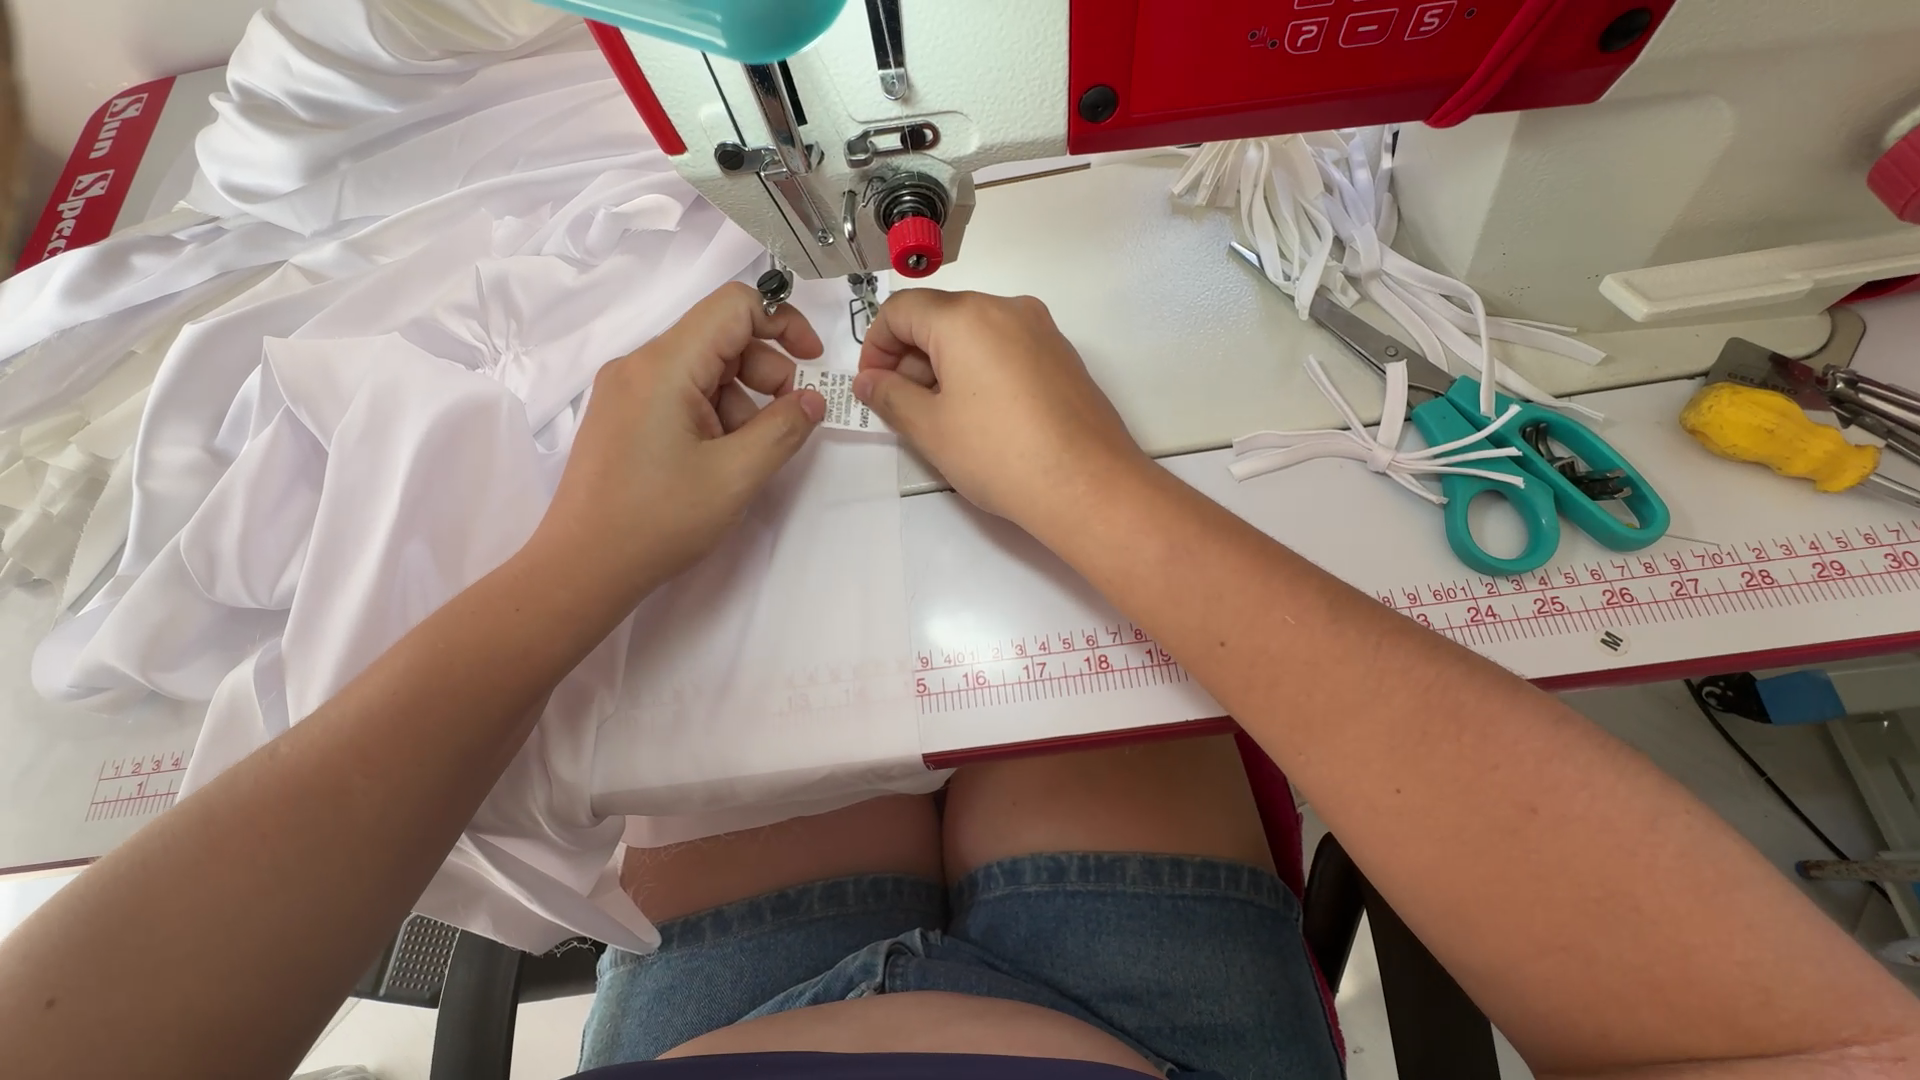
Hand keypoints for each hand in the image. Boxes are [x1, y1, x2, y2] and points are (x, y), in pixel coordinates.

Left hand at [536, 282, 826, 594]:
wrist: (583, 568)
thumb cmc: (658, 520)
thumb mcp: (735, 477)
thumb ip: (783, 429)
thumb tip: (814, 399)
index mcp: (663, 366)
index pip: (733, 306)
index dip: (783, 323)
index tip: (812, 364)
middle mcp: (639, 365)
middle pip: (721, 338)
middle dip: (767, 372)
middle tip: (787, 423)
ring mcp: (627, 391)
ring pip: (705, 370)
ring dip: (742, 401)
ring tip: (745, 456)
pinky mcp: (625, 416)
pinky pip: (683, 395)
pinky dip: (715, 416)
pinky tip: (719, 460)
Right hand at [852, 289, 1148, 527]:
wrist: (1088, 486)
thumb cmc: (999, 455)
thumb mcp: (930, 429)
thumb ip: (889, 396)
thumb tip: (868, 381)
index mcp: (967, 316)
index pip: (901, 310)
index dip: (875, 346)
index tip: (873, 388)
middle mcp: (1007, 309)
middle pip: (940, 318)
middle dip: (911, 358)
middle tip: (904, 409)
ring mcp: (1042, 331)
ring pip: (976, 334)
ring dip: (946, 366)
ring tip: (944, 419)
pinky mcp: (1064, 357)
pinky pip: (1007, 349)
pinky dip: (982, 371)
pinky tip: (984, 417)